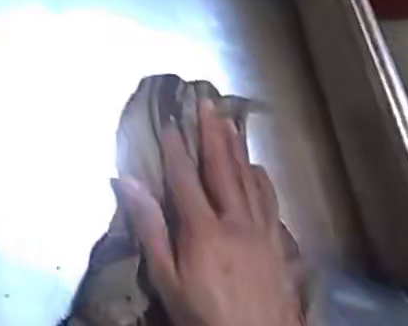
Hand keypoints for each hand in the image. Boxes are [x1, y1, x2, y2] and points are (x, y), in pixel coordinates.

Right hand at [114, 101, 300, 325]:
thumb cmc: (205, 317)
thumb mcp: (168, 281)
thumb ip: (150, 229)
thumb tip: (127, 181)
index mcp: (204, 229)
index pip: (184, 176)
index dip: (174, 146)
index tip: (168, 118)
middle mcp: (235, 222)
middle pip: (223, 168)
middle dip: (213, 133)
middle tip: (208, 102)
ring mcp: (262, 234)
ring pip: (249, 180)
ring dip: (238, 148)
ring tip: (230, 122)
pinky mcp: (280, 248)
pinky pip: (270, 204)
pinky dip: (262, 181)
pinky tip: (258, 169)